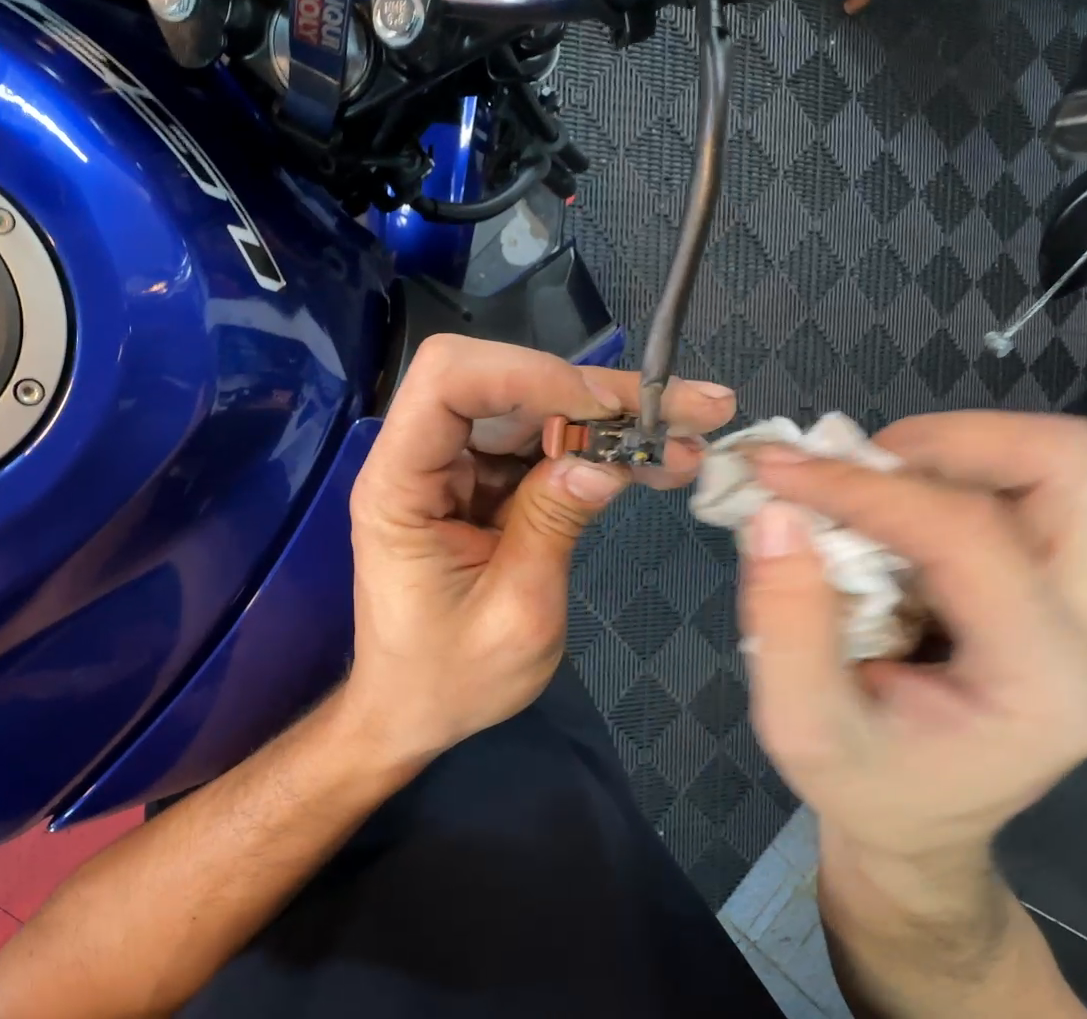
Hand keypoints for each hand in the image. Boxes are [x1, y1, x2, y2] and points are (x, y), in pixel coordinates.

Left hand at [342, 336, 736, 758]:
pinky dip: (594, 447)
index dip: (529, 374)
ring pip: (529, 407)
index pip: (447, 381)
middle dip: (589, 391)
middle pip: (498, 382)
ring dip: (606, 416)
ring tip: (688, 434)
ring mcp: (450, 469)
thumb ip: (554, 524)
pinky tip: (651, 461)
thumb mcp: (516, 613)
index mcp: (398, 485)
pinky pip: (538, 444)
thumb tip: (608, 458)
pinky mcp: (479, 484)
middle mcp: (417, 460)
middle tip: (684, 409)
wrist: (412, 712)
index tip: (609, 408)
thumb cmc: (449, 679)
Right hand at [738, 412, 1086, 862]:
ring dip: (940, 457)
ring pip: (1048, 467)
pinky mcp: (1068, 589)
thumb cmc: (867, 790)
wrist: (924, 829)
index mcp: (1048, 682)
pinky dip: (937, 482)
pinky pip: (1017, 491)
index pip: (969, 534)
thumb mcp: (799, 728)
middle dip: (940, 442)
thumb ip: (784, 626)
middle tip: (849, 469)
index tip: (774, 474)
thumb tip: (774, 513)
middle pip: (1061, 466)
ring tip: (859, 493)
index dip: (862, 489)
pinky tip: (880, 523)